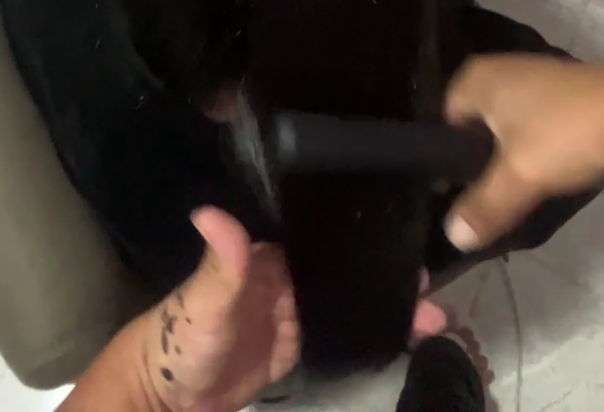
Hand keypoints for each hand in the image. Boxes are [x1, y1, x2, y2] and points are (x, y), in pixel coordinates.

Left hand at [139, 209, 450, 411]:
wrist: (170, 394)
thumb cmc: (184, 335)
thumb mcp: (205, 299)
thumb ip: (220, 262)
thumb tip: (210, 210)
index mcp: (268, 253)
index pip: (318, 232)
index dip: (355, 229)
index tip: (399, 224)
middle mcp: (285, 275)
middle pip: (341, 265)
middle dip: (382, 267)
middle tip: (430, 272)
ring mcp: (293, 311)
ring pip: (347, 299)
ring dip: (384, 302)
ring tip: (434, 308)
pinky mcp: (296, 345)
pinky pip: (340, 335)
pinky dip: (371, 334)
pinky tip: (403, 336)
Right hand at [442, 56, 603, 249]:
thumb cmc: (565, 134)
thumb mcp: (520, 177)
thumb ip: (484, 207)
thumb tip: (452, 237)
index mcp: (475, 78)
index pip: (444, 122)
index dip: (451, 158)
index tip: (467, 190)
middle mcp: (498, 67)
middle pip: (477, 121)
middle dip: (485, 155)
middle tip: (499, 190)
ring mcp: (534, 71)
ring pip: (510, 119)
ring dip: (515, 148)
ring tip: (529, 181)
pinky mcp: (566, 84)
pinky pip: (538, 116)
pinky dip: (542, 138)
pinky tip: (558, 162)